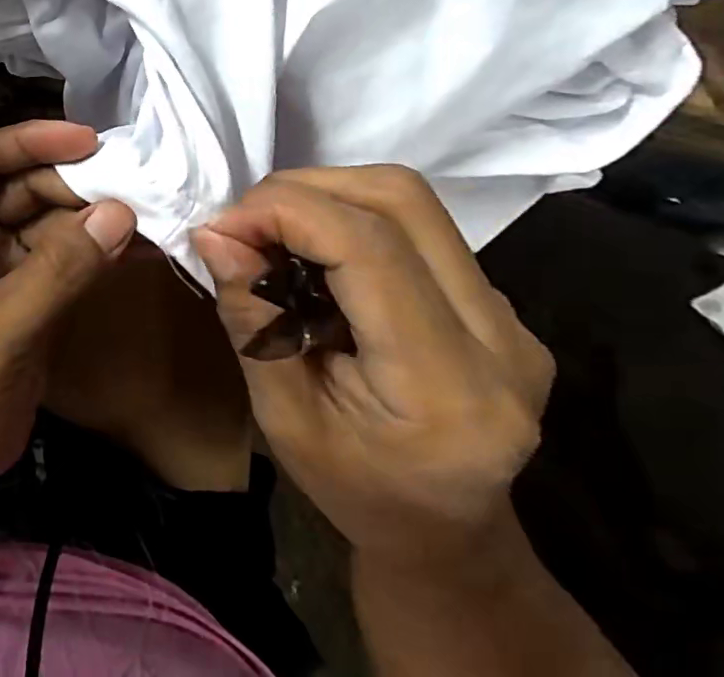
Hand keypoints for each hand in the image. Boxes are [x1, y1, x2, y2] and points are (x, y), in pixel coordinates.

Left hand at [0, 121, 136, 510]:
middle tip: (135, 183)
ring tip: (150, 210)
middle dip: (72, 182)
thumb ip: (59, 270)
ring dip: (92, 216)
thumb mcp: (2, 327)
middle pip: (20, 188)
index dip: (28, 140)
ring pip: (46, 223)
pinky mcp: (24, 299)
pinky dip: (95, 252)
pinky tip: (138, 247)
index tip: (87, 139)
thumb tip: (119, 212)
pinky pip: (62, 261)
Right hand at [191, 167, 553, 564]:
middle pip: (401, 200)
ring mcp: (510, 316)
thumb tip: (214, 235)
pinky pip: (417, 227)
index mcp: (445, 384)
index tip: (220, 228)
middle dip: (302, 191)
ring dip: (323, 197)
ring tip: (270, 235)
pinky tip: (312, 258)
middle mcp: (499, 338)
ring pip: (411, 202)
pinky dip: (346, 219)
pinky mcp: (496, 304)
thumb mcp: (280, 417)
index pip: (370, 249)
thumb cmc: (352, 489)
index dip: (285, 213)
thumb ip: (251, 321)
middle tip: (243, 225)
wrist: (445, 533)